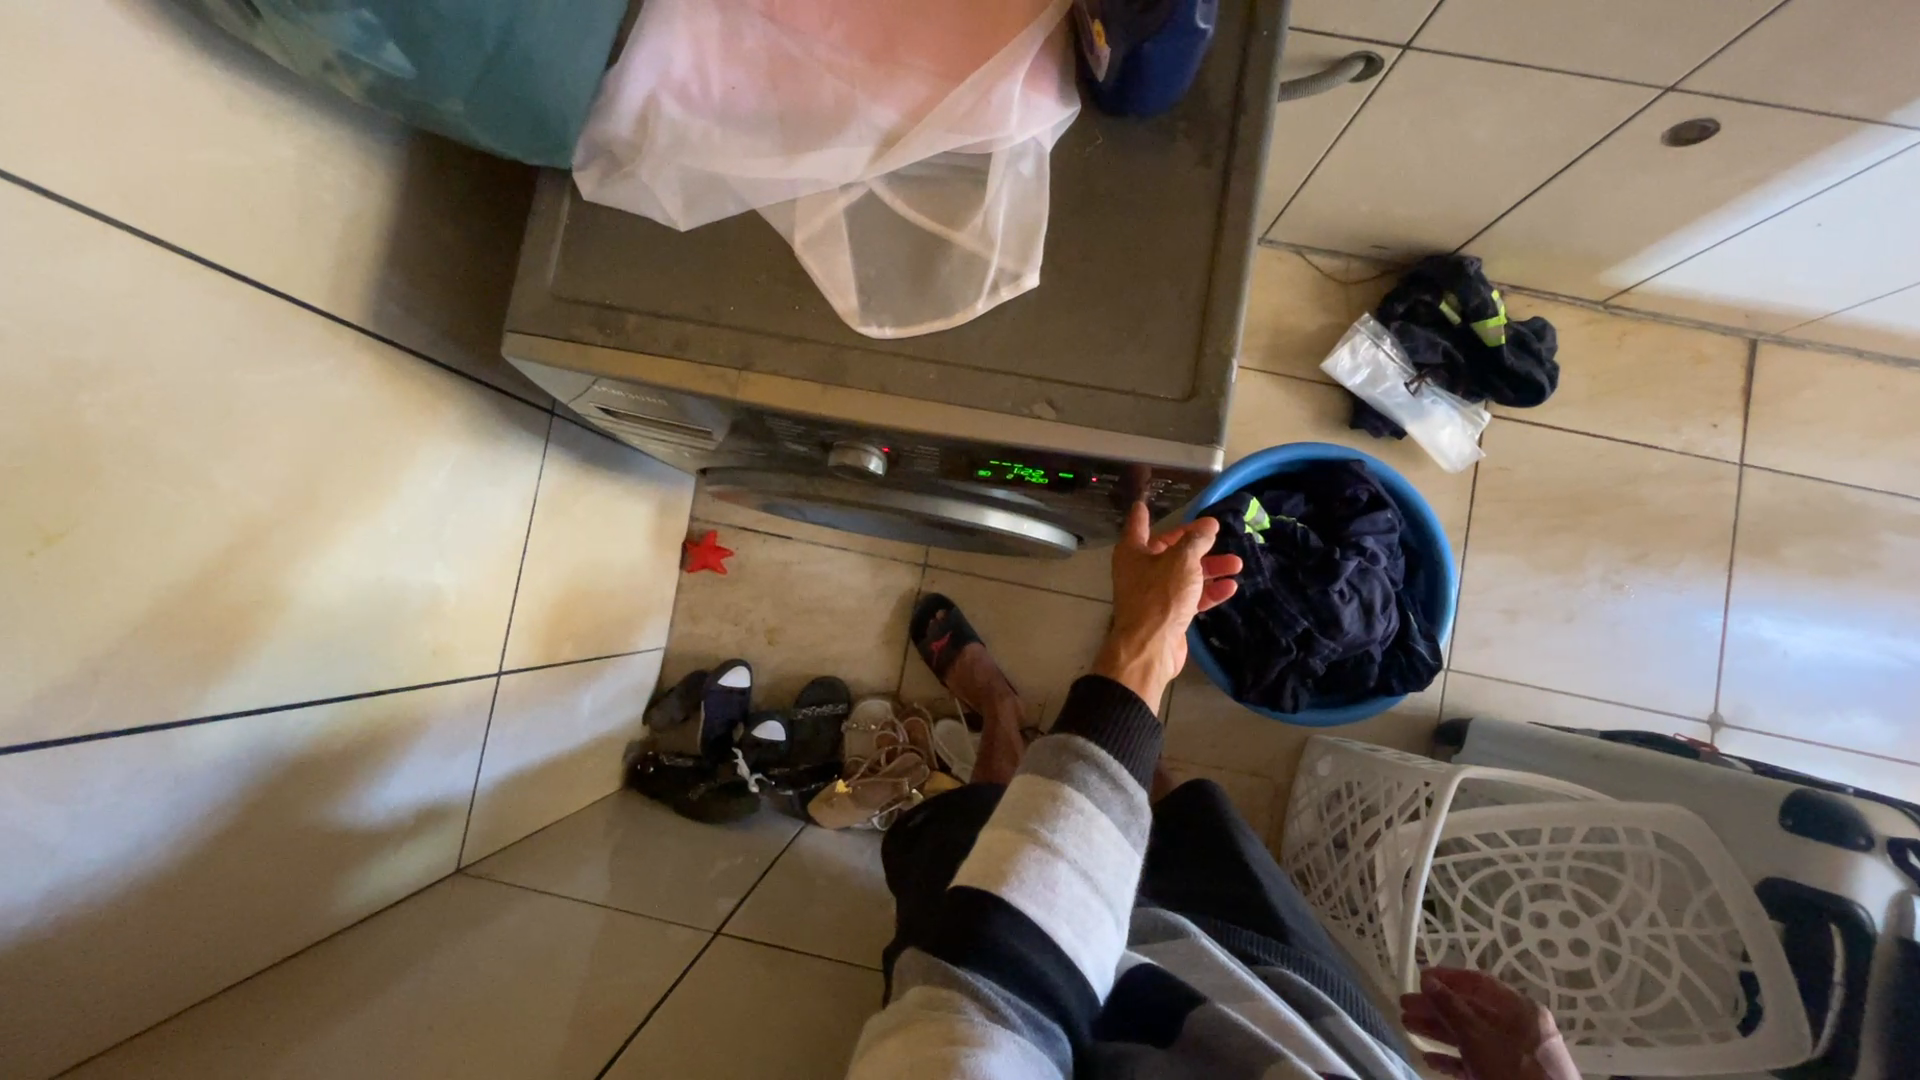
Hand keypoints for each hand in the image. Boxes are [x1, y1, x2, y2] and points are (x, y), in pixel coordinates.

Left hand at [1094, 502, 1241, 711]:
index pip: (1139, 524)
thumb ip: (1197, 541)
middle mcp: (1141, 569)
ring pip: (1185, 573)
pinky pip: (1191, 596)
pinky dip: (1209, 590)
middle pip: (1170, 549)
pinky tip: (1230, 586)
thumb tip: (1208, 525)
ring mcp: (1155, 593)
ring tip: (1237, 563)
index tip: (1144, 502)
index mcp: (1134, 551)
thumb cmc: (1160, 596)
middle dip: (1196, 543)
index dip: (1143, 513)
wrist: (1151, 647)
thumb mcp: (1182, 561)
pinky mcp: (1168, 613)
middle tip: (1219, 534)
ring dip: (1210, 567)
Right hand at [1399, 968, 1579, 1079]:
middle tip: (1405, 1006)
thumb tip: (1427, 980)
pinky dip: (1454, 1059)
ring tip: (1408, 1027)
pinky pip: (1478, 1060)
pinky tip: (1431, 1060)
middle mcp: (1519, 1028)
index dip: (1447, 978)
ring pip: (1471, 1035)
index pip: (1478, 982)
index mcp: (1519, 1010)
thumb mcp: (1477, 1037)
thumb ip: (1450, 1007)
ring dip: (1438, 1031)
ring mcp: (1516, 1055)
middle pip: (1470, 1010)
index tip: (1419, 979)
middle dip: (1435, 1008)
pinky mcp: (1511, 1078)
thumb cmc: (1514, 1073)